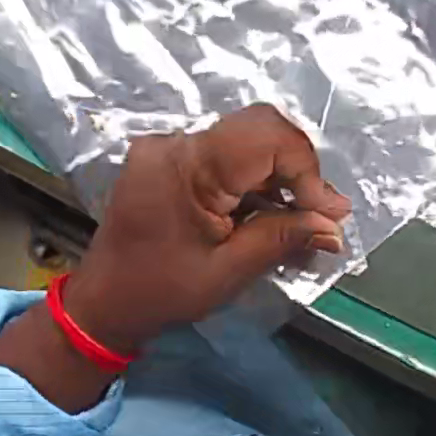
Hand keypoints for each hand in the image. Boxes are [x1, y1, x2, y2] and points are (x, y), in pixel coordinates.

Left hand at [62, 105, 351, 352]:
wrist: (103, 303)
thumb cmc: (160, 293)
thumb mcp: (227, 271)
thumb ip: (281, 239)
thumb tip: (333, 226)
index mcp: (185, 166)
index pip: (266, 136)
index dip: (305, 169)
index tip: (325, 213)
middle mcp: (172, 144)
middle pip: (256, 132)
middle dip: (295, 172)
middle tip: (316, 215)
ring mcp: (165, 150)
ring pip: (241, 144)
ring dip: (274, 180)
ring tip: (296, 222)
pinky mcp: (164, 163)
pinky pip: (219, 159)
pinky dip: (248, 184)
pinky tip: (264, 216)